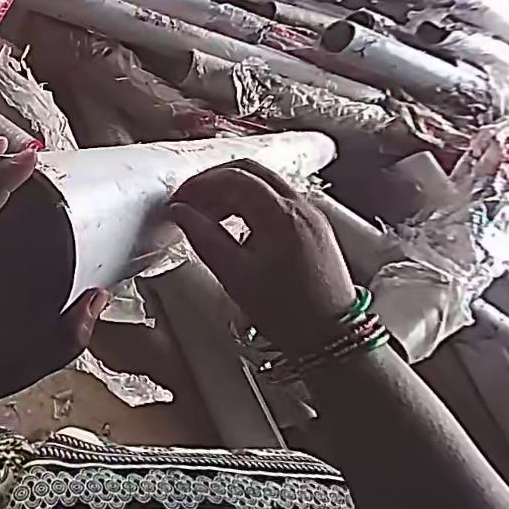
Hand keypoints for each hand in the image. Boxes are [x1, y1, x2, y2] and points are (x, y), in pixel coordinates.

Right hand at [168, 160, 357, 353]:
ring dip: (229, 190)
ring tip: (206, 214)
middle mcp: (300, 207)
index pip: (234, 179)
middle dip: (213, 180)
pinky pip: (275, 198)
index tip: (178, 200)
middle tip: (189, 199)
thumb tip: (179, 211)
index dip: (200, 184)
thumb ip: (202, 234)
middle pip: (250, 171)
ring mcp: (310, 214)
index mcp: (282, 216)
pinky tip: (231, 222)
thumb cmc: (284, 310)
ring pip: (263, 182)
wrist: (330, 337)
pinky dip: (247, 201)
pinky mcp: (312, 226)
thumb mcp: (233, 272)